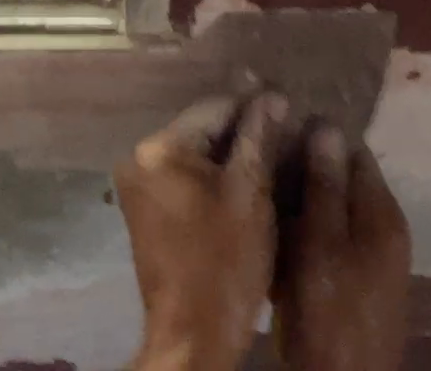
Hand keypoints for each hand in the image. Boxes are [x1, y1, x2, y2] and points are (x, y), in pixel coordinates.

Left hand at [117, 93, 289, 370]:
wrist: (193, 335)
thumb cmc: (226, 261)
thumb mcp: (251, 192)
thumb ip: (259, 137)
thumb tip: (273, 96)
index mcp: (159, 148)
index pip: (217, 108)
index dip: (257, 111)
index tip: (292, 118)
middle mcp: (139, 157)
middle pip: (204, 130)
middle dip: (245, 136)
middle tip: (287, 145)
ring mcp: (138, 185)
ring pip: (197, 154)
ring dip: (232, 158)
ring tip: (273, 166)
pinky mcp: (145, 208)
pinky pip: (186, 177)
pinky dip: (214, 180)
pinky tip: (246, 190)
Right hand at [272, 126, 410, 370]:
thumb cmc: (330, 312)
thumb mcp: (322, 242)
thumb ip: (325, 184)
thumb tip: (328, 124)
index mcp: (382, 213)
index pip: (352, 151)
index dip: (316, 136)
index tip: (277, 128)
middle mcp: (380, 229)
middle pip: (339, 180)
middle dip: (302, 169)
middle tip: (259, 161)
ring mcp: (365, 258)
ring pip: (327, 210)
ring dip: (296, 202)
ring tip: (257, 191)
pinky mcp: (347, 282)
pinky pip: (322, 240)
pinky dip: (299, 233)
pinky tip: (269, 233)